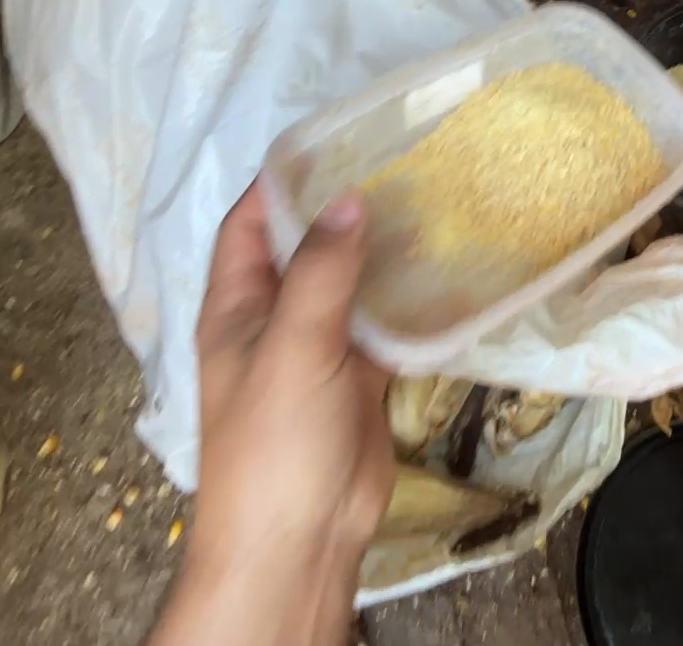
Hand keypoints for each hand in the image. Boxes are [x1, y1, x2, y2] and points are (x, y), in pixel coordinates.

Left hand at [151, 184, 393, 645]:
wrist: (303, 538)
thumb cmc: (275, 442)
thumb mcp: (292, 348)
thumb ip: (320, 274)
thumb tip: (350, 198)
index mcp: (238, 306)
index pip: (248, 223)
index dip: (281, 182)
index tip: (333, 142)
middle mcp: (277, 317)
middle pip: (307, 246)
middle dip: (343, 209)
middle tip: (398, 167)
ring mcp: (321, 345)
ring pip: (351, 282)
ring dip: (381, 251)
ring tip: (429, 205)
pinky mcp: (360, 371)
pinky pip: (384, 320)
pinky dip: (408, 297)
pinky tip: (444, 270)